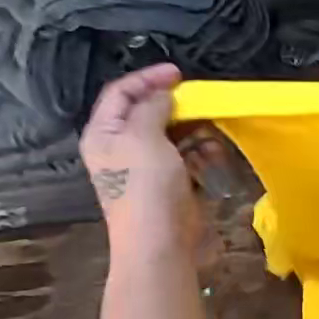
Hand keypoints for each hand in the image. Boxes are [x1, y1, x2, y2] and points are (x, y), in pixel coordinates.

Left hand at [81, 63, 199, 255]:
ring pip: (171, 135)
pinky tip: (214, 155)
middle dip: (175, 106)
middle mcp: (120, 148)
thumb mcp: (144, 136)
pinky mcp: (168, 185)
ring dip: (193, 130)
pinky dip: (200, 153)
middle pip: (147, 113)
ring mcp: (145, 169)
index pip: (121, 93)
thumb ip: (151, 107)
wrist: (159, 244)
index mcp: (103, 134)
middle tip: (200, 101)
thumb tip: (162, 95)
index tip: (179, 74)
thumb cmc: (146, 187)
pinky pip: (184, 159)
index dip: (148, 78)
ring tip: (212, 132)